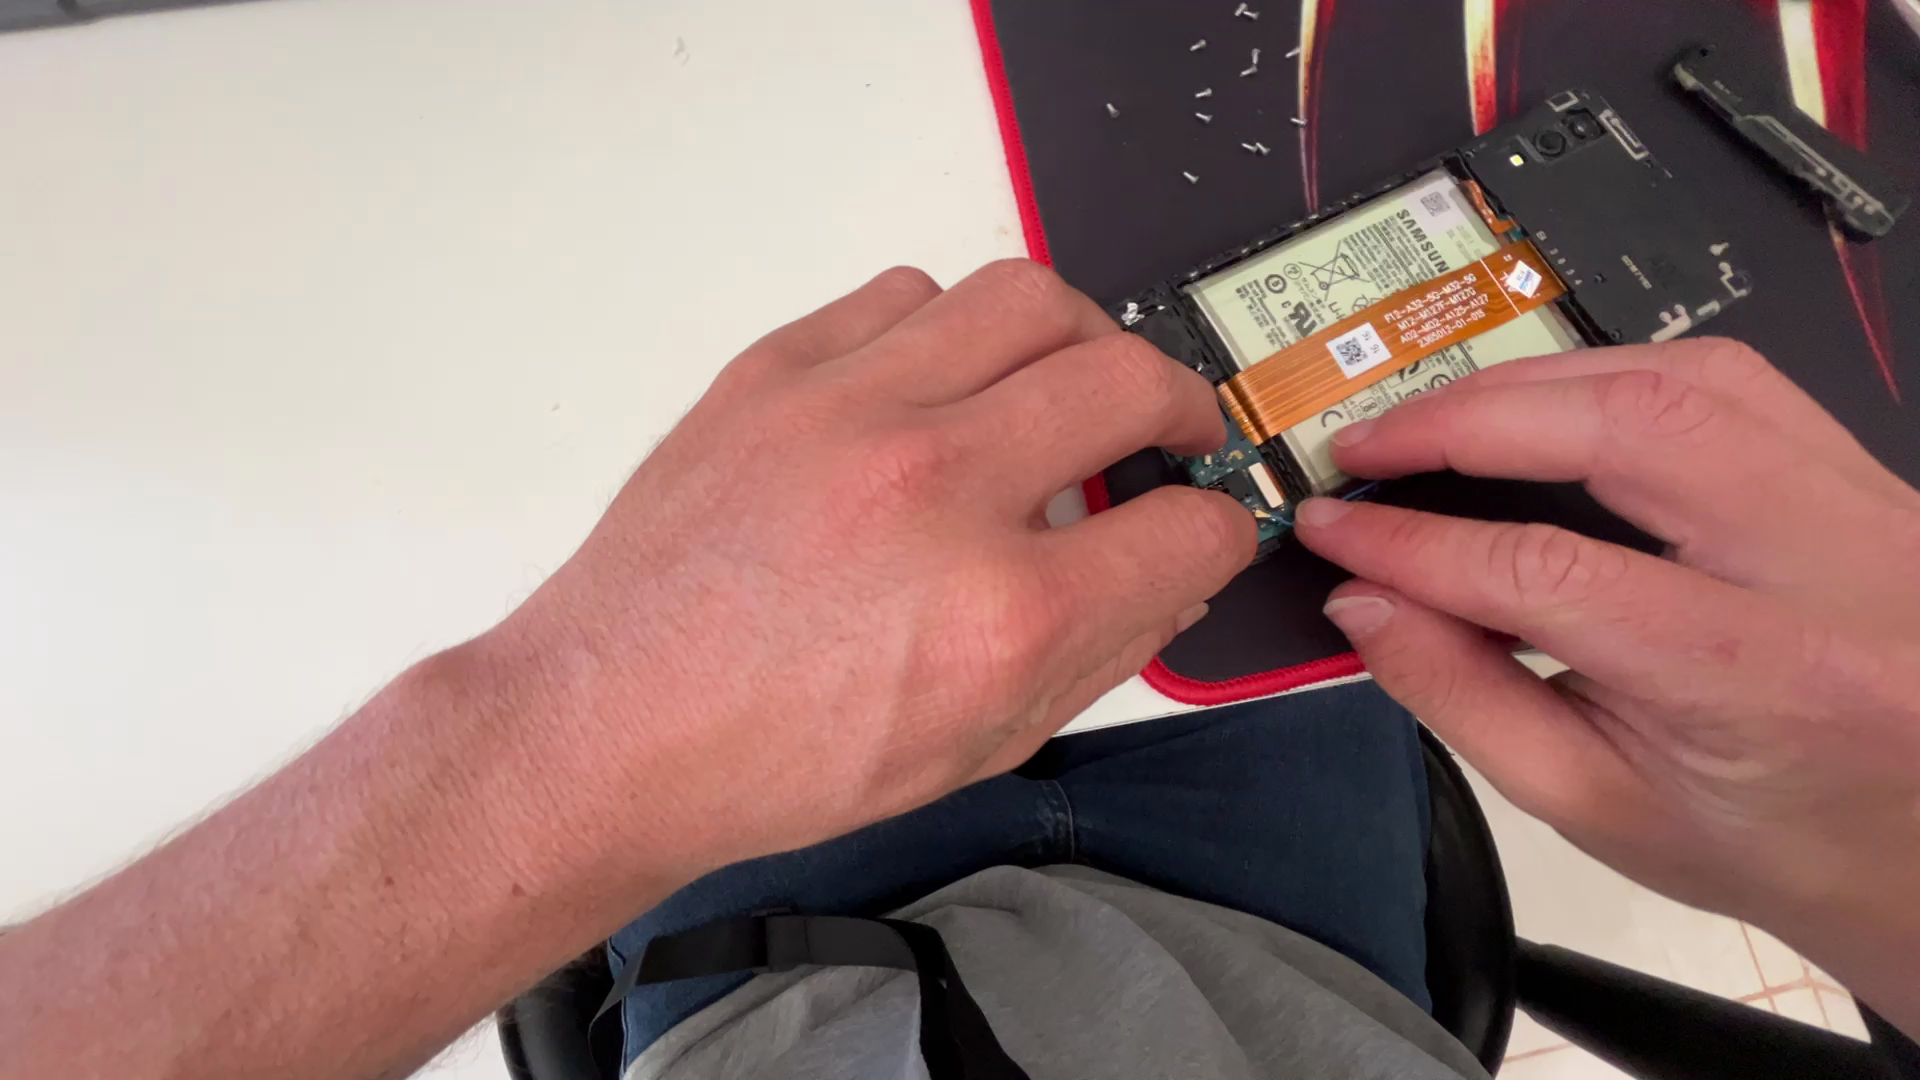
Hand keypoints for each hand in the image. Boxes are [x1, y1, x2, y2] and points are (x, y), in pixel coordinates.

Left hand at [482, 262, 1252, 877]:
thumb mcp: (973, 746)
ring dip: (1080, 341)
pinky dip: (955, 333)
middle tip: (1168, 434)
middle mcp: (936, 488)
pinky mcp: (773, 370)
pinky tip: (940, 386)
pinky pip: (908, 295)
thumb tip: (1173, 572)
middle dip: (1181, 408)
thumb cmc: (791, 759)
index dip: (1217, 531)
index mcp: (1000, 614)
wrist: (615, 724)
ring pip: (1027, 298)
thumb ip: (1098, 652)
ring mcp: (847, 409)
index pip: (1185, 532)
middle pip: (1130, 380)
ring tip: (1064, 387)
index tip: (1200, 527)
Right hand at [1292, 339, 1919, 1026]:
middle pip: (1627, 428)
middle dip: (1459, 424)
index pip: (1544, 572)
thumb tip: (1356, 597)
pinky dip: (1588, 381)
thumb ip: (1453, 692)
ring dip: (1518, 388)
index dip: (1408, 543)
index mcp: (1763, 678)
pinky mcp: (1853, 469)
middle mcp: (1843, 562)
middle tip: (1360, 448)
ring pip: (1675, 378)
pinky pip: (1713, 381)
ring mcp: (1868, 499)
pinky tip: (1522, 413)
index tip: (1324, 527)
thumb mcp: (1577, 797)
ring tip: (1421, 424)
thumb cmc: (1745, 839)